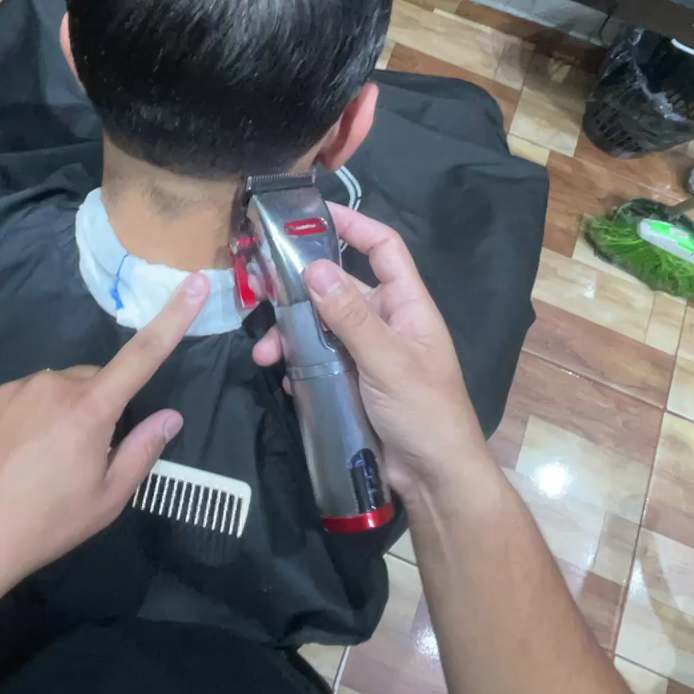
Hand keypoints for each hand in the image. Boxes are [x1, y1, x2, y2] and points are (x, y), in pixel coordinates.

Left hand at [0, 273, 210, 594]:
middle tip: (79, 455)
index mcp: (91, 409)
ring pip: (50, 390)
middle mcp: (52, 385)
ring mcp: (11, 388)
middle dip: (95, 405)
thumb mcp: (105, 500)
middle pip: (91, 381)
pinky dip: (19, 419)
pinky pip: (14, 398)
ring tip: (33, 462)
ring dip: (55, 412)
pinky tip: (3, 457)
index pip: (144, 354)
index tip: (196, 282)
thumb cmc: (42, 526)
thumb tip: (170, 417)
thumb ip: (142, 451)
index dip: (175, 316)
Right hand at [251, 204, 494, 505]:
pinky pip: (315, 357)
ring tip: (265, 349)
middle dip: (300, 286)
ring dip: (290, 331)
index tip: (314, 213)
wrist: (433, 479)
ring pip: (319, 324)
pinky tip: (281, 374)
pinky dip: (296, 361)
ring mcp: (364, 351)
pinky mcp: (348, 379)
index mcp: (406, 304)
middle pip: (338, 286)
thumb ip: (351, 317)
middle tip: (260, 285)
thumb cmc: (425, 412)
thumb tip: (314, 268)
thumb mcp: (388, 361)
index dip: (354, 225)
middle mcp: (384, 320)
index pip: (383, 248)